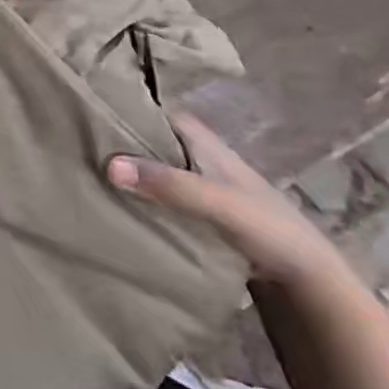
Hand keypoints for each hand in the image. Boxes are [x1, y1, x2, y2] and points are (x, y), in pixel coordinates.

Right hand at [107, 112, 343, 285]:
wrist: (310, 284)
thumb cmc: (268, 228)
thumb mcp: (218, 203)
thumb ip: (169, 184)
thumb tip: (109, 164)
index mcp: (205, 142)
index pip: (159, 111)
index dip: (128, 105)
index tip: (90, 105)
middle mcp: (199, 158)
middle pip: (152, 140)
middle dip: (120, 139)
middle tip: (78, 140)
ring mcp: (199, 188)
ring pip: (155, 170)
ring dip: (129, 171)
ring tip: (85, 170)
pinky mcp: (198, 216)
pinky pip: (160, 198)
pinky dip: (141, 198)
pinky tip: (116, 204)